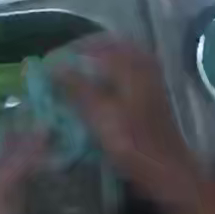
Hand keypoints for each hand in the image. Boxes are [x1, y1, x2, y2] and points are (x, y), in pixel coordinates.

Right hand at [57, 35, 204, 205]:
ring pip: (115, 63)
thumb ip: (77, 87)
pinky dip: (103, 80)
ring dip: (91, 68)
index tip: (48, 62)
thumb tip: (54, 65)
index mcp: (133, 63)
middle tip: (56, 70)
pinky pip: (121, 77)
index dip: (69, 50)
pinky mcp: (148, 96)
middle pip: (107, 49)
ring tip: (67, 81)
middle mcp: (143, 65)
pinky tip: (89, 96)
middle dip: (80, 56)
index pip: (96, 43)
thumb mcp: (100, 114)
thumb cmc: (133, 143)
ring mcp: (148, 80)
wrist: (166, 170)